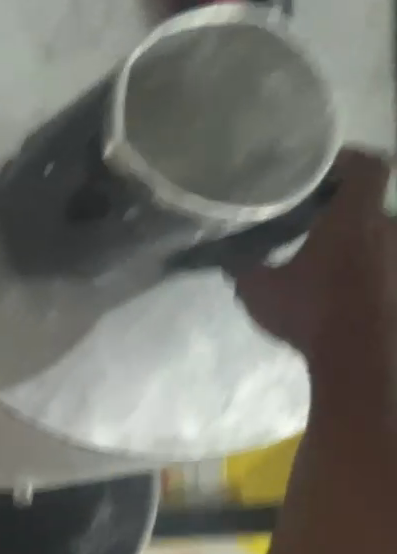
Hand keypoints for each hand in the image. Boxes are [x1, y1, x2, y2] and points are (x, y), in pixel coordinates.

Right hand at [235, 147, 396, 376]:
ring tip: (304, 252)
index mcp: (353, 219)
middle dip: (331, 205)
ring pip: (367, 229)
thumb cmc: (309, 309)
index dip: (347, 157)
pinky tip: (323, 278)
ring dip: (340, 234)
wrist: (361, 348)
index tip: (315, 164)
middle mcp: (385, 225)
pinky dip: (350, 257)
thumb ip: (242, 264)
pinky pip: (373, 253)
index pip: (368, 166)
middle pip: (362, 201)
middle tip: (294, 216)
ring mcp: (394, 249)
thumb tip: (221, 252)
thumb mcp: (256, 288)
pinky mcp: (394, 272)